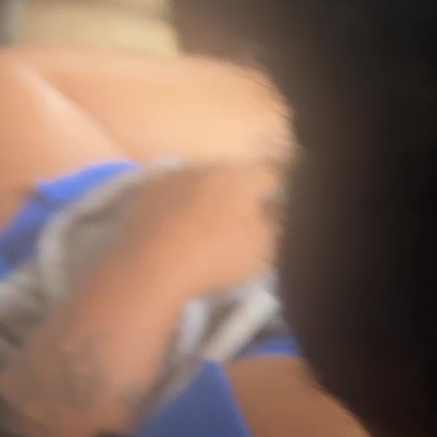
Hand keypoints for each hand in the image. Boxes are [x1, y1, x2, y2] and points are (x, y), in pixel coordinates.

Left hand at [113, 161, 283, 301]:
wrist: (150, 270)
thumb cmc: (216, 257)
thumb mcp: (265, 245)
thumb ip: (282, 219)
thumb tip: (288, 204)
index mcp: (241, 177)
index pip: (274, 172)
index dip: (286, 186)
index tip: (287, 200)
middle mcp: (209, 167)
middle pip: (238, 174)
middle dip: (248, 189)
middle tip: (252, 212)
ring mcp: (175, 177)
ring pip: (205, 179)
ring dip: (215, 193)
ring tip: (216, 217)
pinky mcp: (148, 193)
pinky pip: (176, 190)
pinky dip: (185, 201)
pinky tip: (184, 220)